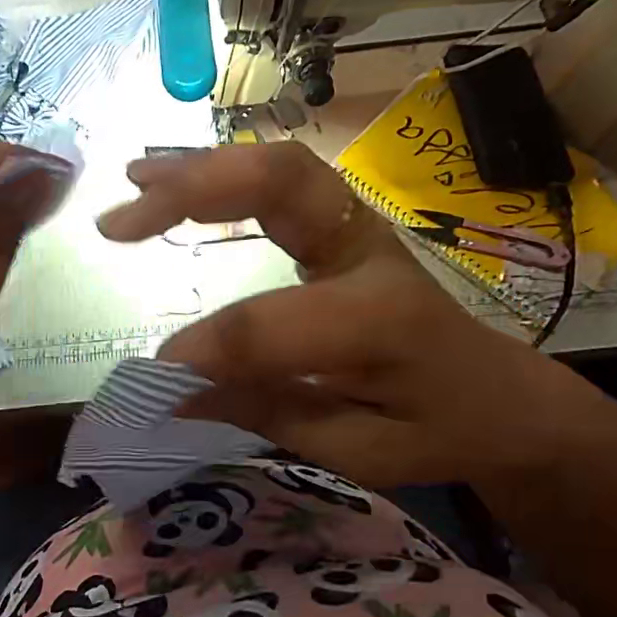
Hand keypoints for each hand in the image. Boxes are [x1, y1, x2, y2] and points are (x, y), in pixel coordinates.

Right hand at [96, 141, 603, 489]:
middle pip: (283, 184)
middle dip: (194, 192)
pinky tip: (175, 186)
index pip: (274, 322)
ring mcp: (360, 229)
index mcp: (385, 320)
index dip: (207, 349)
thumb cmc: (436, 429)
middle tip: (118, 222)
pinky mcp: (345, 226)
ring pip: (280, 166)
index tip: (155, 378)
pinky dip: (224, 176)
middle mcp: (371, 253)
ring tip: (133, 184)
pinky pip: (283, 182)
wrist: (498, 393)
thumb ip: (267, 413)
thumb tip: (173, 395)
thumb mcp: (359, 450)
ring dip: (201, 169)